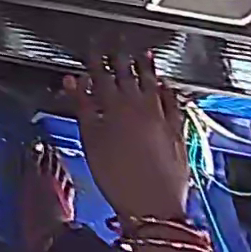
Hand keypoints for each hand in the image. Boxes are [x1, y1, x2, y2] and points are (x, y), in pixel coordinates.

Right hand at [64, 53, 190, 221]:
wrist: (152, 207)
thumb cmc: (117, 177)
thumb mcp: (90, 140)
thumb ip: (82, 106)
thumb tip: (73, 82)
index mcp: (114, 107)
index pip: (102, 75)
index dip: (96, 60)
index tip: (93, 48)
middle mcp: (139, 106)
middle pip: (128, 74)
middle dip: (120, 58)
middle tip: (117, 44)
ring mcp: (161, 117)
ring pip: (153, 84)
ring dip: (147, 68)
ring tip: (144, 55)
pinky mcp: (177, 131)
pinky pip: (174, 103)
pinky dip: (169, 91)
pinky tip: (168, 85)